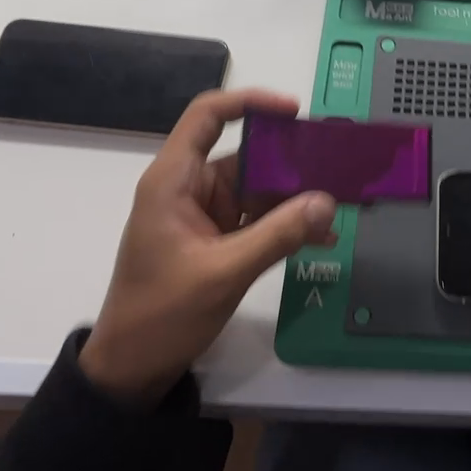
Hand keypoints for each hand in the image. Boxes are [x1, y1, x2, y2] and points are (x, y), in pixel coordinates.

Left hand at [79, 90, 336, 401]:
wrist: (132, 368)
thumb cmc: (163, 314)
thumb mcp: (224, 272)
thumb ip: (278, 235)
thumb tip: (328, 201)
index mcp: (174, 180)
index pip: (208, 116)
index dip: (250, 102)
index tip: (295, 112)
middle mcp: (189, 188)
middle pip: (245, 153)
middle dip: (290, 160)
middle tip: (337, 165)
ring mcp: (204, 214)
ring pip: (258, 188)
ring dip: (295, 196)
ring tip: (339, 203)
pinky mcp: (217, 239)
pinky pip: (259, 219)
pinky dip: (287, 224)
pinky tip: (321, 237)